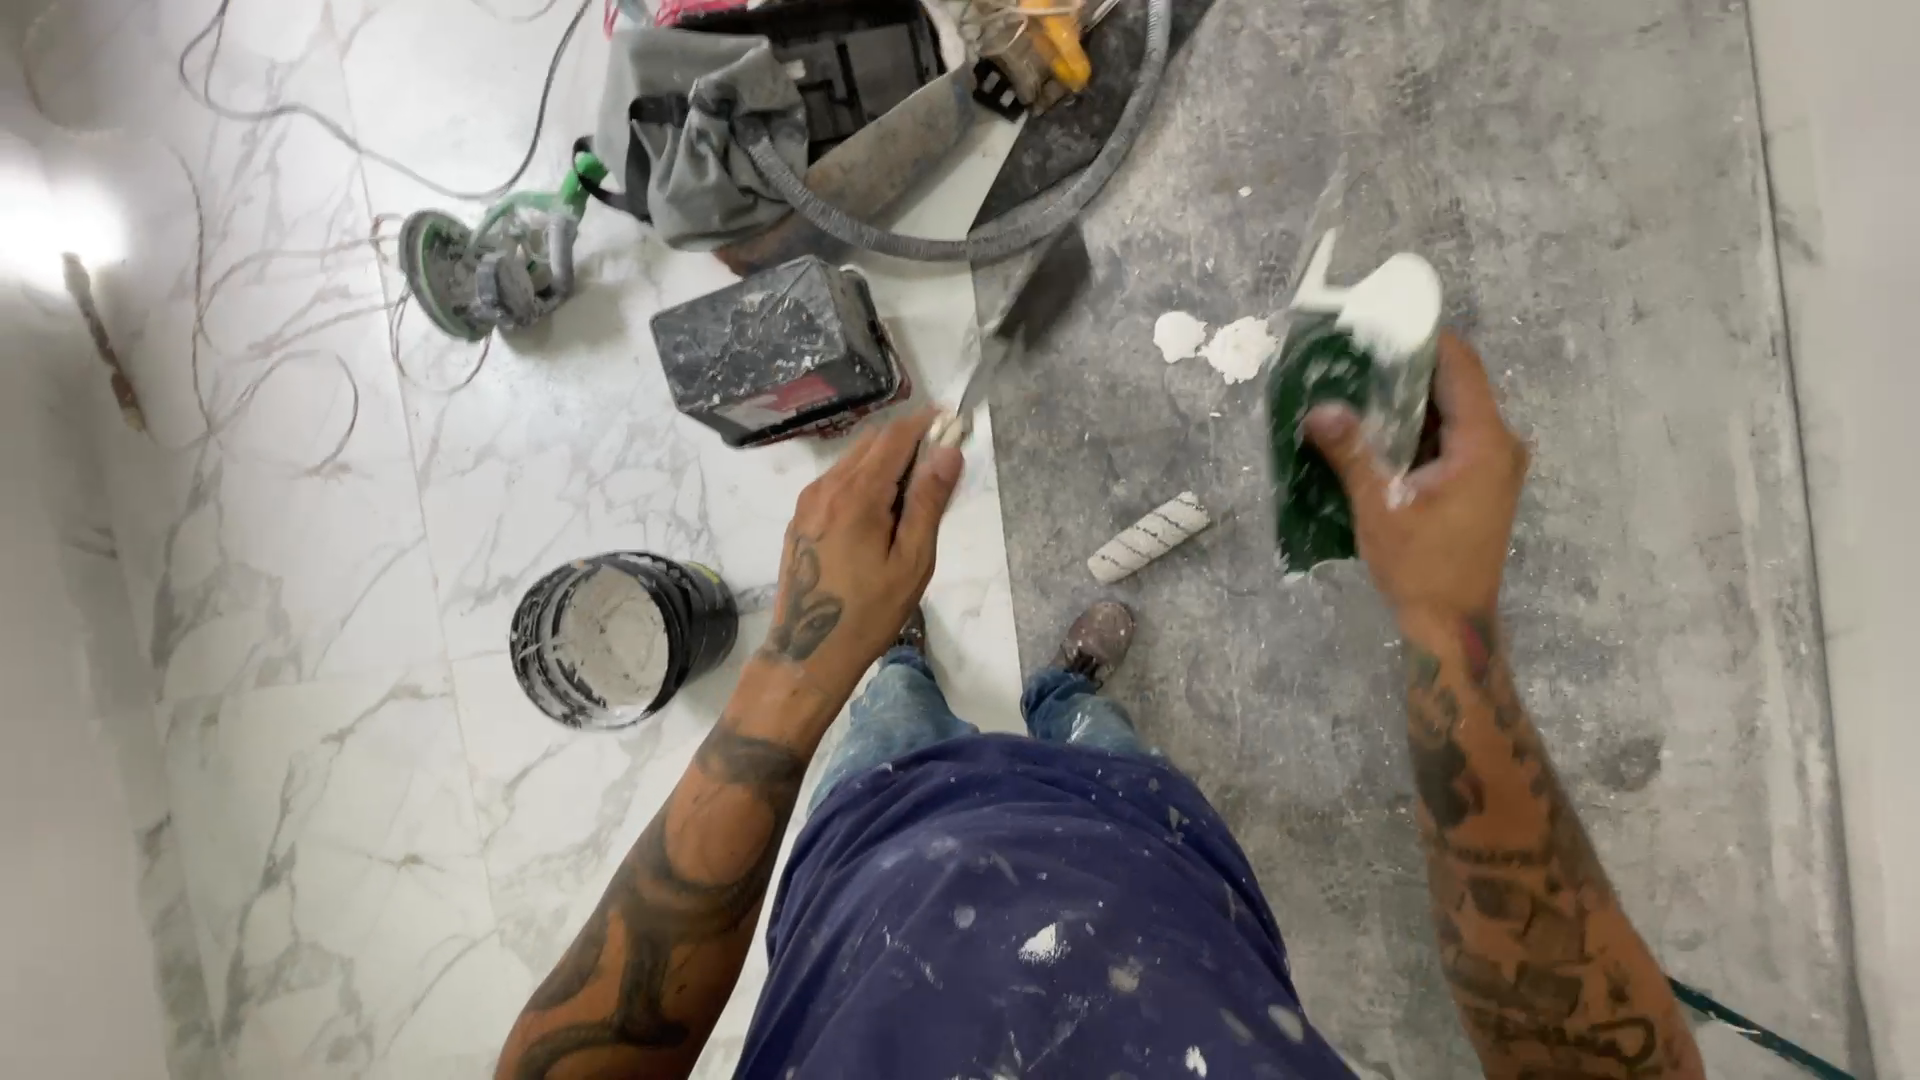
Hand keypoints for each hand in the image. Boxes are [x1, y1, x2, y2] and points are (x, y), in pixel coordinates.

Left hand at [759, 409, 964, 698]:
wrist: (809, 651)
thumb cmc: (870, 611)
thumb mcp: (912, 560)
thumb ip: (928, 502)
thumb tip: (947, 452)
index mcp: (856, 494)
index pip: (895, 437)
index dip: (925, 423)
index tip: (950, 422)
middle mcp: (826, 487)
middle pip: (872, 442)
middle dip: (907, 440)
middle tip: (939, 462)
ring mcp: (808, 501)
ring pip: (852, 459)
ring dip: (885, 460)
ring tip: (914, 492)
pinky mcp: (800, 517)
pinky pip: (837, 480)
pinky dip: (864, 478)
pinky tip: (881, 510)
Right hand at [1303, 332, 1527, 624]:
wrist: (1451, 621)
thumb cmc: (1421, 565)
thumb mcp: (1380, 508)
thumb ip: (1352, 453)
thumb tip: (1319, 409)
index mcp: (1484, 442)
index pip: (1459, 367)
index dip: (1422, 341)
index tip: (1378, 326)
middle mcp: (1498, 444)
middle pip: (1454, 386)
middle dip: (1403, 369)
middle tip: (1353, 358)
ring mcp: (1490, 464)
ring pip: (1448, 413)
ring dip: (1404, 401)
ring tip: (1353, 388)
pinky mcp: (1477, 482)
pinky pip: (1446, 438)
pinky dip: (1412, 428)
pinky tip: (1372, 430)